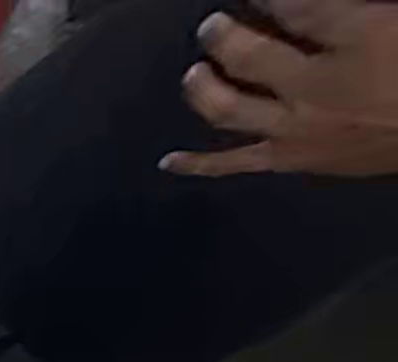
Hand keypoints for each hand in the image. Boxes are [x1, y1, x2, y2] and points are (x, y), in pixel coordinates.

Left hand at [161, 0, 397, 176]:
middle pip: (252, 59)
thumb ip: (380, 8)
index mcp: (363, 38)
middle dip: (226, 40)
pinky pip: (229, 164)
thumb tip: (351, 8)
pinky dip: (194, 164)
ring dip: (203, 92)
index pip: (305, 11)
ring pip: (228, 109)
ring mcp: (292, 126)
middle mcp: (313, 85)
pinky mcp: (287, 158)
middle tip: (208, 27)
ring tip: (190, 75)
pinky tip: (167, 162)